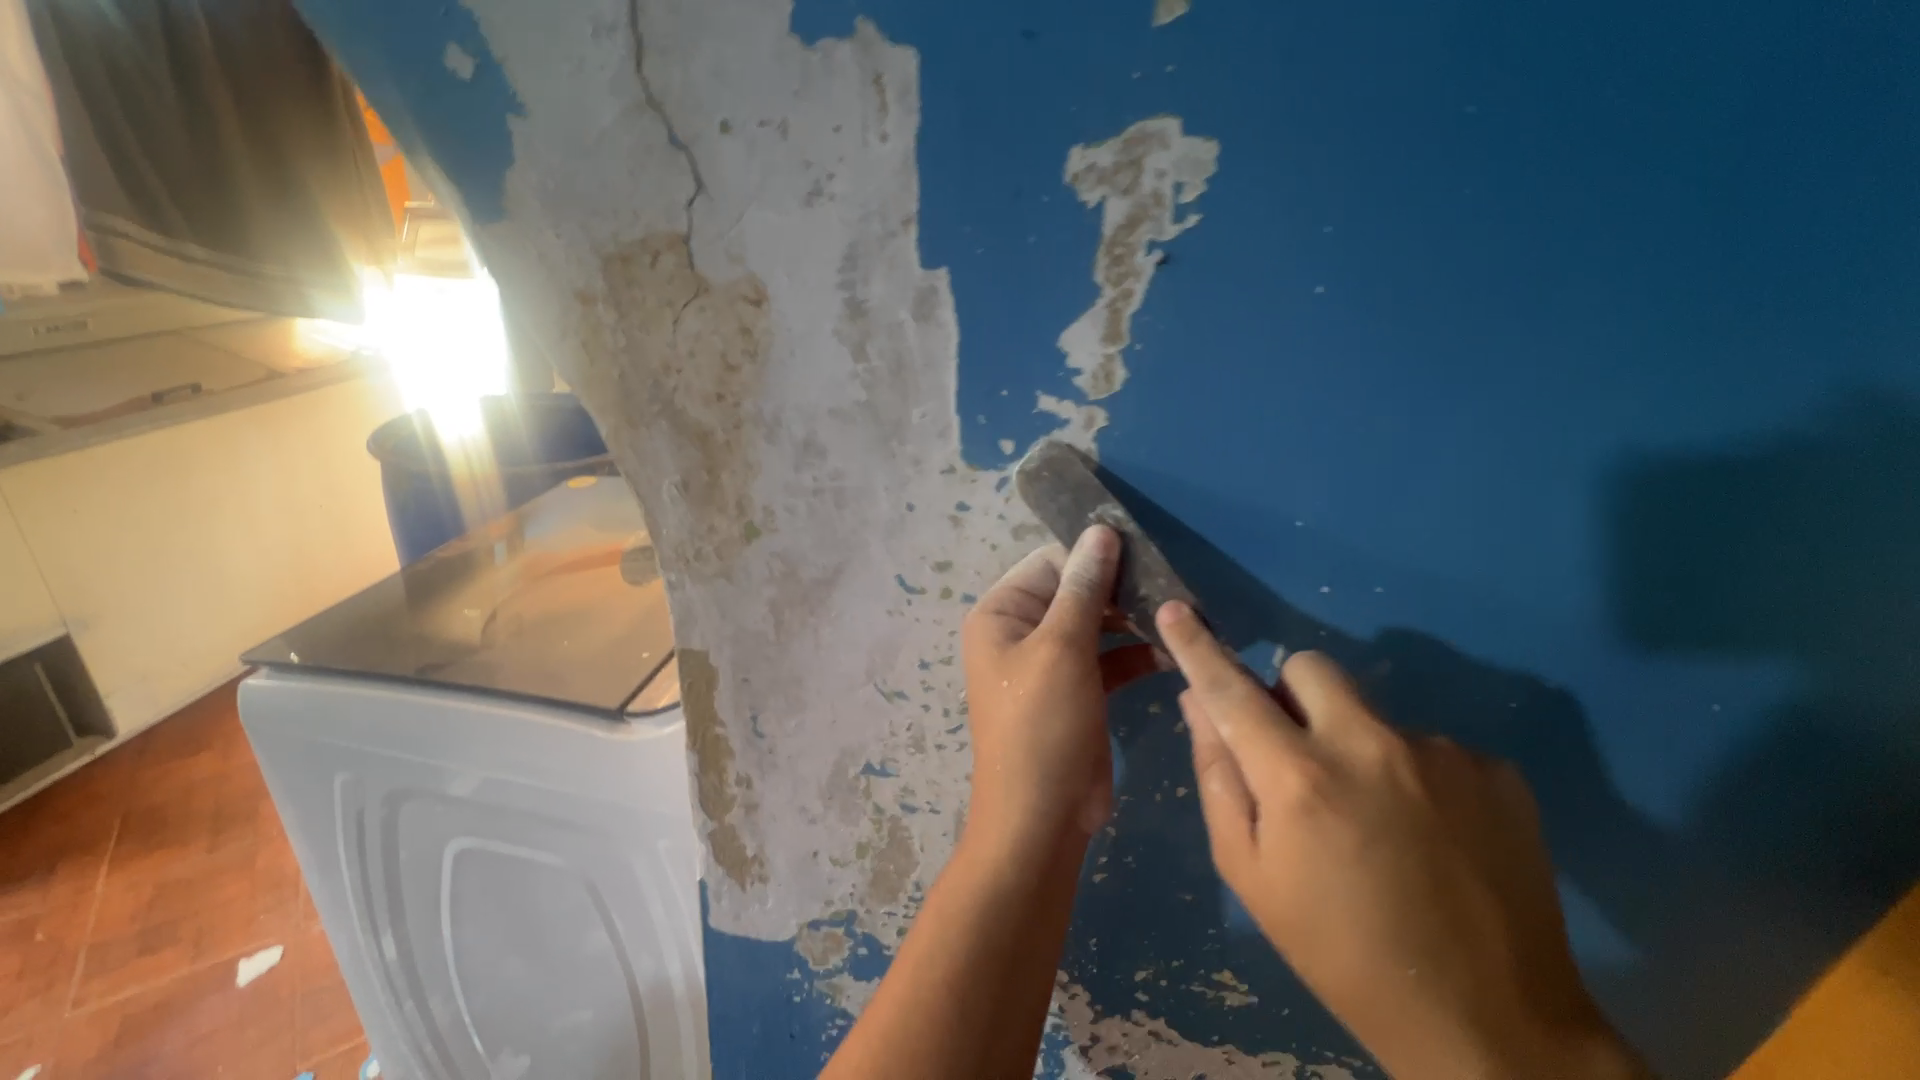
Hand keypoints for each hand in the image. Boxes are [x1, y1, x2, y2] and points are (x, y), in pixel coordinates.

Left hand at [961, 526, 1159, 858]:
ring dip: (1136, 621)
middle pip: (1077, 591)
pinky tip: (1174, 654)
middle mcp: (1022, 631)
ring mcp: (1052, 663)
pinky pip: (1110, 659)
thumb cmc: (1042, 726)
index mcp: (1001, 613)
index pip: (1051, 562)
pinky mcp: (1080, 691)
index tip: (1148, 552)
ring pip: (1098, 625)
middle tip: (1175, 585)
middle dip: (1122, 589)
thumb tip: (1100, 530)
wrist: (1042, 817)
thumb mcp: (1062, 649)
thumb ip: (1083, 587)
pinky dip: (1138, 655)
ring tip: (1183, 615)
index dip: (1096, 555)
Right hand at [1156, 601, 1649, 1079]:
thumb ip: (1218, 779)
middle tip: (1296, 752)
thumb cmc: (1338, 952)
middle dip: (1290, 693)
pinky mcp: (1497, 772)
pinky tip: (1429, 837)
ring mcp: (1442, 753)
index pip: (1232, 689)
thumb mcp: (1251, 876)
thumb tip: (1198, 705)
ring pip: (1373, 714)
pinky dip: (1416, 777)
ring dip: (1357, 746)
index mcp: (1299, 777)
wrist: (1485, 1018)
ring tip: (1378, 822)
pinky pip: (1432, 749)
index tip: (1177, 611)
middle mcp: (1370, 745)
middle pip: (1311, 667)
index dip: (1198, 647)